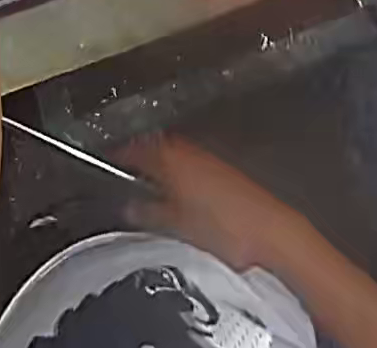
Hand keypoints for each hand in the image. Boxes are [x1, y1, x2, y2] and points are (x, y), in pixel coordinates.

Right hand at [123, 137, 315, 270]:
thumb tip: (130, 207)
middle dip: (137, 155)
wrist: (269, 229)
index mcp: (171, 158)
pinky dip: (175, 168)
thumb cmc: (223, 227)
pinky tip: (174, 188)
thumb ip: (149, 213)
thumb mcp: (176, 225)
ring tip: (143, 180)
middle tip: (121, 169)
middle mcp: (188, 150)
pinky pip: (188, 159)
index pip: (135, 149)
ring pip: (172, 152)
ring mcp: (206, 156)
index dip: (119, 155)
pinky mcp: (220, 167)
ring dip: (157, 160)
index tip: (107, 161)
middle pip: (154, 145)